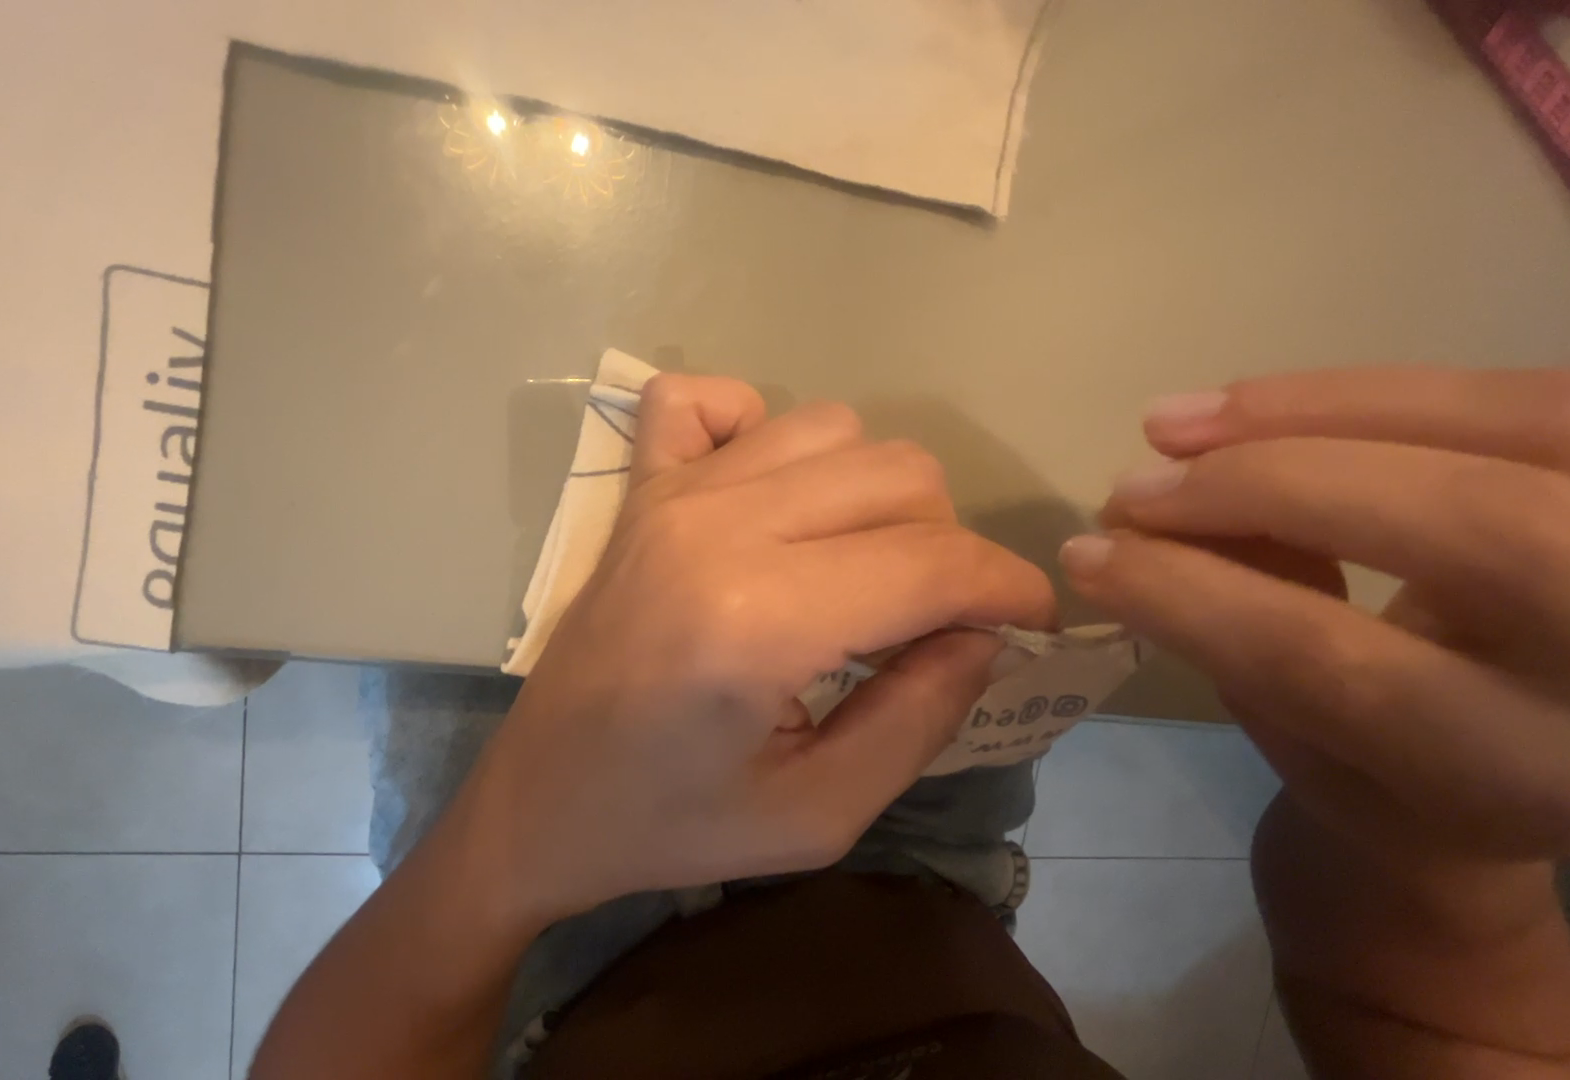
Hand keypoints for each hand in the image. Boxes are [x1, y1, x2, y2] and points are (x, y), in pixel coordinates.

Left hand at [455, 374, 1056, 922]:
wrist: (538, 802)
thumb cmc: (670, 825)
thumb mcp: (816, 814)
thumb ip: (918, 718)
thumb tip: (981, 634)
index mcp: (757, 619)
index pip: (933, 561)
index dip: (1009, 588)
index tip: (1031, 624)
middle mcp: (715, 527)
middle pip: (896, 475)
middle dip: (948, 544)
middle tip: (933, 617)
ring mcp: (668, 495)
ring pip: (827, 427)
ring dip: (873, 491)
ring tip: (858, 564)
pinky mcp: (636, 491)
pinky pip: (704, 400)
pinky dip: (758, 427)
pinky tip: (767, 495)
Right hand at [1062, 367, 1569, 861]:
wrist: (1534, 763)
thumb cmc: (1391, 776)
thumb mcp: (1299, 742)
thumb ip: (1227, 637)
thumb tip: (1138, 527)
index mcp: (1534, 773)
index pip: (1338, 660)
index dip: (1189, 592)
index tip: (1085, 553)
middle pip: (1476, 523)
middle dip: (1265, 485)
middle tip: (1136, 486)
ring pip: (1524, 426)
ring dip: (1314, 409)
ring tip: (1176, 423)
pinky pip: (1531, 398)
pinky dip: (1370, 390)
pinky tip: (1259, 406)